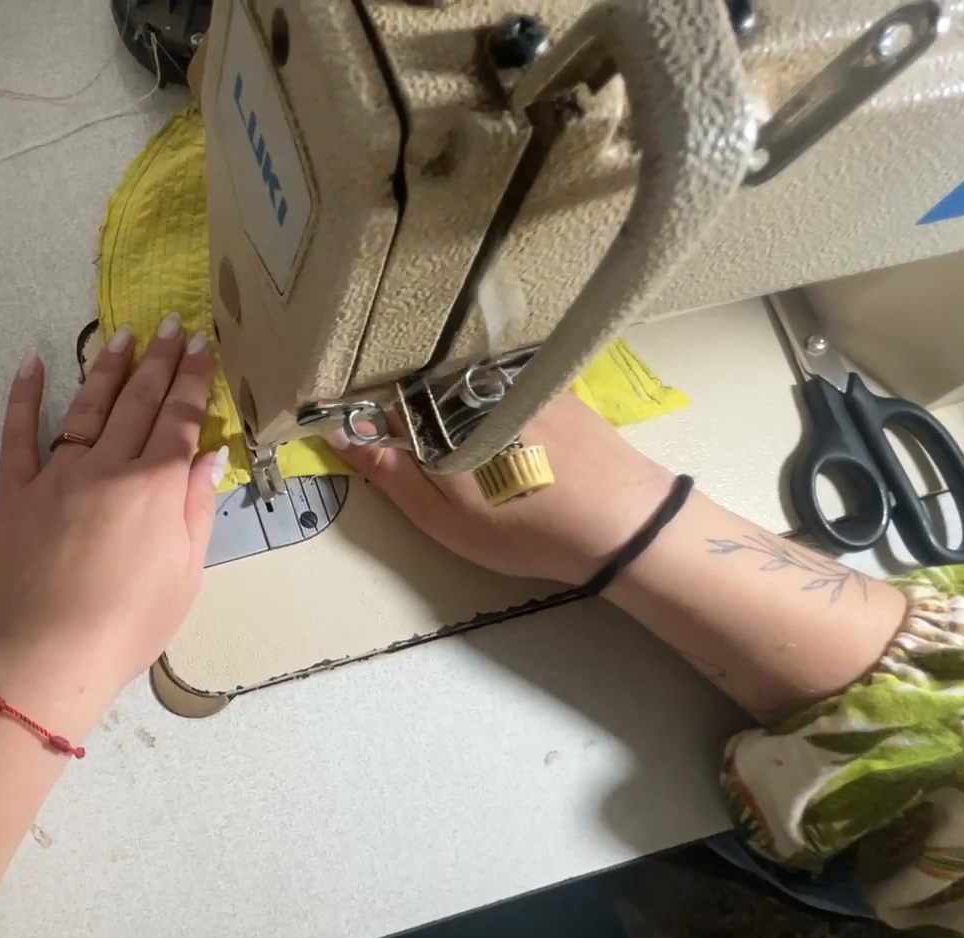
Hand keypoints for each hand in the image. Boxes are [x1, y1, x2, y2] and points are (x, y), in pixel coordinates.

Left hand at [0, 315, 223, 727]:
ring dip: (107, 369)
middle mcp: (108, 468)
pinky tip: (32, 364)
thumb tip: (209, 455)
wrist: (46, 657)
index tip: (201, 345)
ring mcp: (57, 476)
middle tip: (170, 323)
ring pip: (88, 408)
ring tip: (122, 336)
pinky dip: (23, 397)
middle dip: (159, 361)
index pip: (180, 420)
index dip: (193, 379)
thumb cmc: (128, 627)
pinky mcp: (17, 492)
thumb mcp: (185, 577)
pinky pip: (19, 435)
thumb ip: (197, 510)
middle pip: (139, 403)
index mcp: (156, 488)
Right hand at [335, 392, 673, 583]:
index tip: (385, 451)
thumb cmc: (520, 531)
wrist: (620, 523)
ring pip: (460, 384)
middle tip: (443, 465)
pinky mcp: (547, 381)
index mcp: (439, 420)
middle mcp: (472, 387)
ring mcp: (513, 379)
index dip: (378, 427)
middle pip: (422, 390)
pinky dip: (491, 401)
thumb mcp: (443, 519)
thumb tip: (343, 435)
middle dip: (418, 418)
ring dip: (455, 408)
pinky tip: (513, 436)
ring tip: (481, 454)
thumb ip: (390, 474)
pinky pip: (499, 381)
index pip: (384, 406)